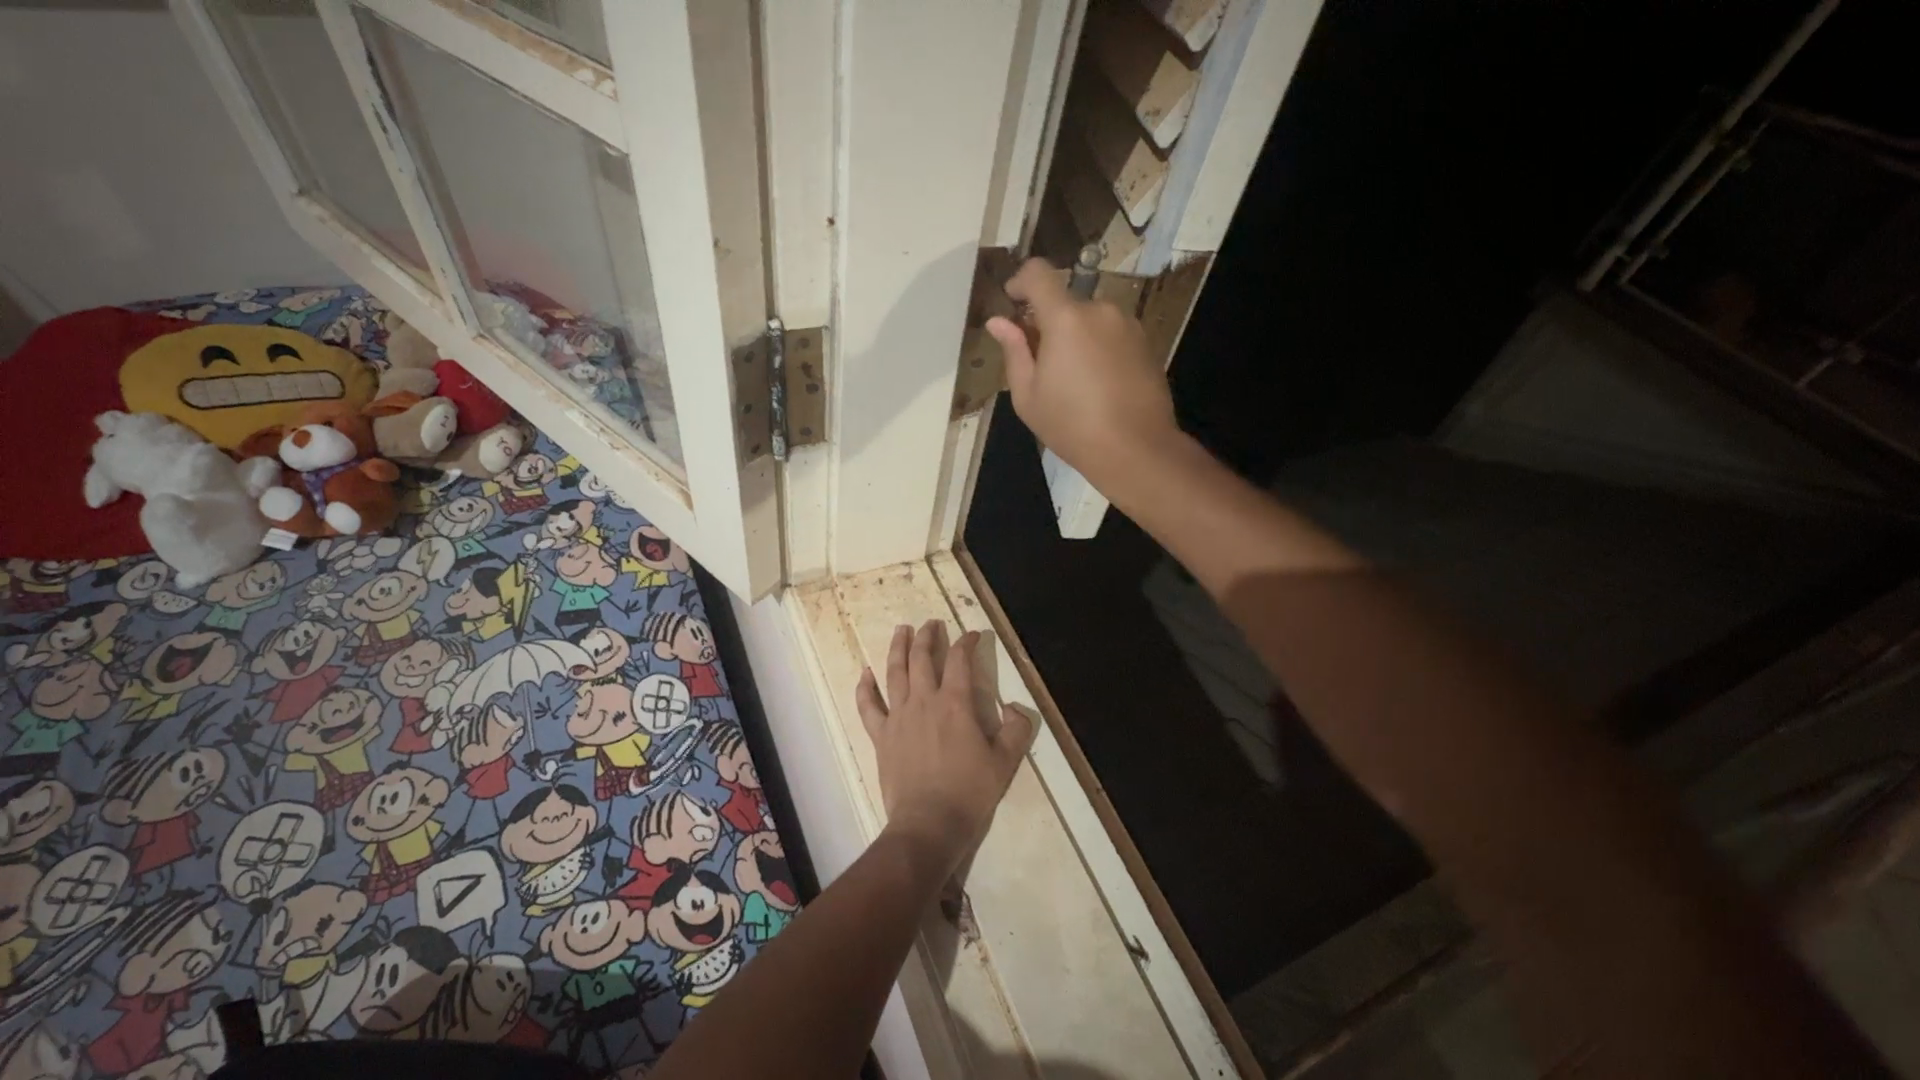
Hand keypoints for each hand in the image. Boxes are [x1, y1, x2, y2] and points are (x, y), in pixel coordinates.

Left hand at [856, 621, 1035, 877]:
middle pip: (922, 659)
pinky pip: (868, 706)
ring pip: (894, 673)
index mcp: (955, 703)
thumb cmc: (970, 792)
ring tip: (901, 631)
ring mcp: (898, 717)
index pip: (959, 661)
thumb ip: (1016, 728)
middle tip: (931, 623)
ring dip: (898, 648)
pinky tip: (865, 673)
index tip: (972, 635)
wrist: (929, 823)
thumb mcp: (1006, 761)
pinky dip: (865, 687)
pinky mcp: (881, 736)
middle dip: (927, 636)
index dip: (966, 643)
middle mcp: (923, 701)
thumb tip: (1012, 707)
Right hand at [985, 257, 1180, 486]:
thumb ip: (1014, 351)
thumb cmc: (1072, 426)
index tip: (1012, 302)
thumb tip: (999, 322)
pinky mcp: (1146, 343)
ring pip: (1091, 319)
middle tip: (1041, 362)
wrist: (1136, 449)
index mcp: (1066, 318)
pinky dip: (1098, 348)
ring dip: (1076, 336)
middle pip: (1066, 302)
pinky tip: (1098, 385)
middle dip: (1049, 322)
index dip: (1020, 281)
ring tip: (1072, 379)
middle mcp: (1100, 310)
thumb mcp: (1028, 395)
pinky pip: (1112, 334)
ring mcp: (1128, 325)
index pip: (1039, 273)